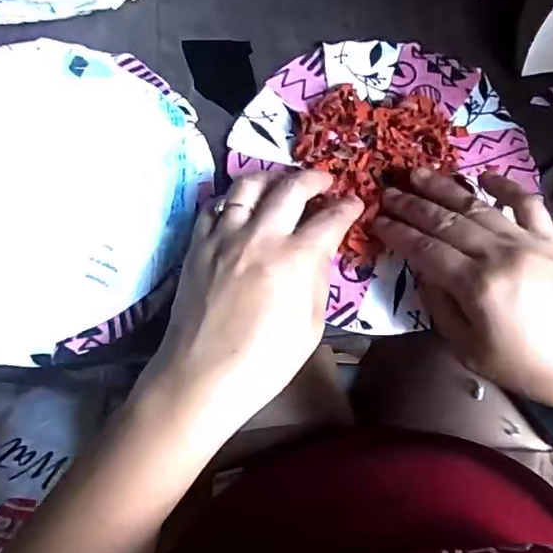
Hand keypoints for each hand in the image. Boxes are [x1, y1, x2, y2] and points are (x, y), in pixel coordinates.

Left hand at [142, 170, 359, 436]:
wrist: (203, 376)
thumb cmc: (265, 362)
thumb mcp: (311, 326)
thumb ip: (318, 280)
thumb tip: (318, 253)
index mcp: (295, 259)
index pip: (330, 219)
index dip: (347, 207)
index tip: (354, 203)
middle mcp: (261, 236)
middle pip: (291, 188)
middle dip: (314, 178)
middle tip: (324, 180)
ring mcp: (224, 237)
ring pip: (248, 185)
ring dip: (272, 176)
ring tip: (281, 180)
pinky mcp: (198, 245)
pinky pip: (215, 206)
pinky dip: (233, 199)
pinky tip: (241, 206)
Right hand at [371, 169, 552, 416]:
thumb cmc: (527, 367)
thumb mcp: (470, 351)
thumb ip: (441, 308)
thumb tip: (423, 273)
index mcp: (477, 285)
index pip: (425, 249)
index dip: (398, 233)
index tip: (376, 219)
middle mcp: (500, 253)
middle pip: (447, 221)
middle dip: (413, 205)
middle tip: (388, 191)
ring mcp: (528, 241)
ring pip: (479, 206)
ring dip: (445, 188)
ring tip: (419, 174)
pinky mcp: (552, 239)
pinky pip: (527, 203)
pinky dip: (505, 185)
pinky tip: (485, 175)